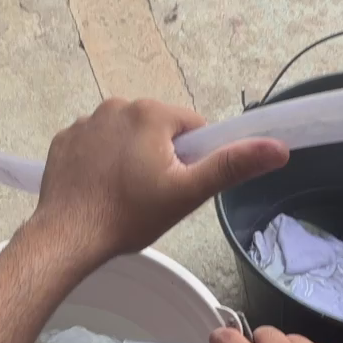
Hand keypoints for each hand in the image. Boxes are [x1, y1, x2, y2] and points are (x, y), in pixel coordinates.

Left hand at [25, 98, 286, 260]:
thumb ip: (231, 165)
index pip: (191, 126)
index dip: (192, 157)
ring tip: (122, 193)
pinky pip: (94, 144)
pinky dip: (99, 161)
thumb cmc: (129, 216)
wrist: (68, 236)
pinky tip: (98, 188)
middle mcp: (115, 106)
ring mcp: (85, 122)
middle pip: (156, 129)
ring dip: (129, 156)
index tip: (178, 184)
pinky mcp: (63, 140)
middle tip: (150, 194)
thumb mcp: (187, 193)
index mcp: (150, 113)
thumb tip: (279, 147)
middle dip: (159, 155)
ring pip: (124, 135)